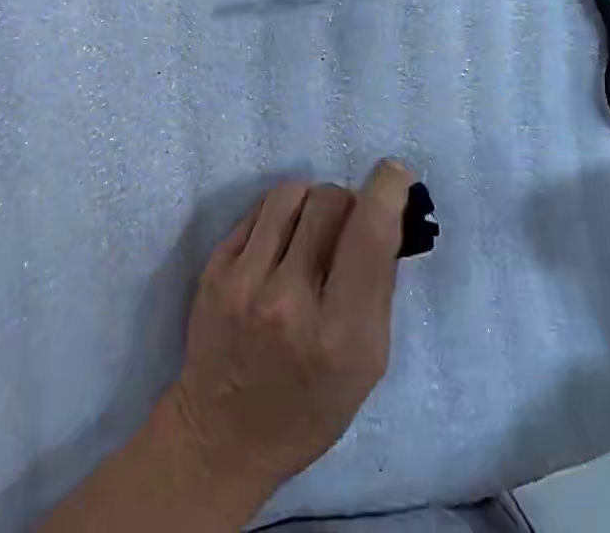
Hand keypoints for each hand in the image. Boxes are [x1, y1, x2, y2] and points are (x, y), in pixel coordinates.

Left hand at [165, 158, 415, 491]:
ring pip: (290, 193)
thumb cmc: (312, 404)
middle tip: (349, 228)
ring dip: (313, 201)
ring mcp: (242, 283)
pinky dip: (281, 216)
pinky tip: (283, 245)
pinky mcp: (213, 272)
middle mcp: (287, 300)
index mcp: (339, 331)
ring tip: (314, 230)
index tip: (396, 173)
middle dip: (350, 202)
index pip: (369, 233)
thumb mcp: (371, 359)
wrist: (221, 437)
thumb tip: (386, 216)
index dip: (388, 189)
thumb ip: (380, 285)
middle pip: (330, 200)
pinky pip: (258, 211)